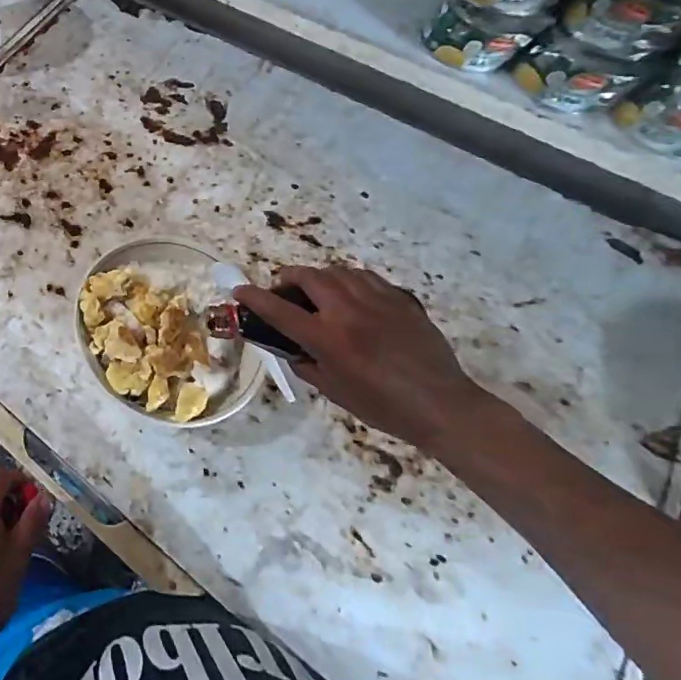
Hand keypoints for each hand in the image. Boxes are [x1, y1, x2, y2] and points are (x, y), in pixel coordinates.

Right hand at [235, 265, 492, 447]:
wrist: (440, 403)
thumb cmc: (384, 407)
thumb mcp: (336, 392)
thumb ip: (308, 365)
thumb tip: (292, 347)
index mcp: (329, 339)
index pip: (281, 310)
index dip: (255, 298)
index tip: (240, 290)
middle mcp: (348, 311)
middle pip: (309, 277)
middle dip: (288, 279)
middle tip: (284, 292)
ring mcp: (376, 299)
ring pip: (337, 271)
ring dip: (319, 278)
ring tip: (316, 293)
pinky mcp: (399, 297)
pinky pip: (364, 277)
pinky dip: (347, 280)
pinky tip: (349, 294)